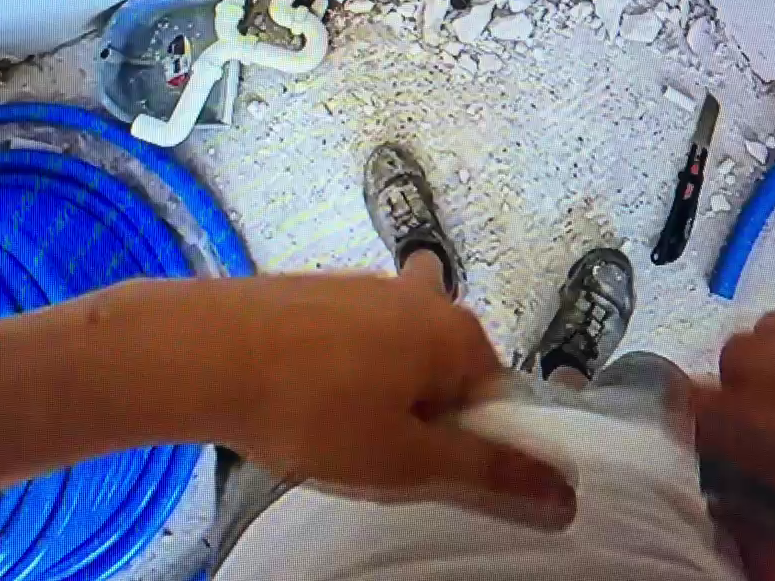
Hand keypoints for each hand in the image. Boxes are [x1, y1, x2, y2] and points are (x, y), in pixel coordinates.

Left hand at [101, 276, 576, 528]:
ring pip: (397, 353)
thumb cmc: (315, 409)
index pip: (497, 400)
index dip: (467, 444)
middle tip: (372, 445)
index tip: (420, 467)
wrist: (208, 350)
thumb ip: (489, 475)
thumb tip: (566, 491)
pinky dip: (343, 366)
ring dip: (380, 391)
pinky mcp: (322, 287)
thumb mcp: (408, 459)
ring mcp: (366, 283)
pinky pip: (354, 336)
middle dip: (422, 414)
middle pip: (447, 370)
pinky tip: (304, 390)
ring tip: (332, 421)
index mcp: (454, 330)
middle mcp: (418, 294)